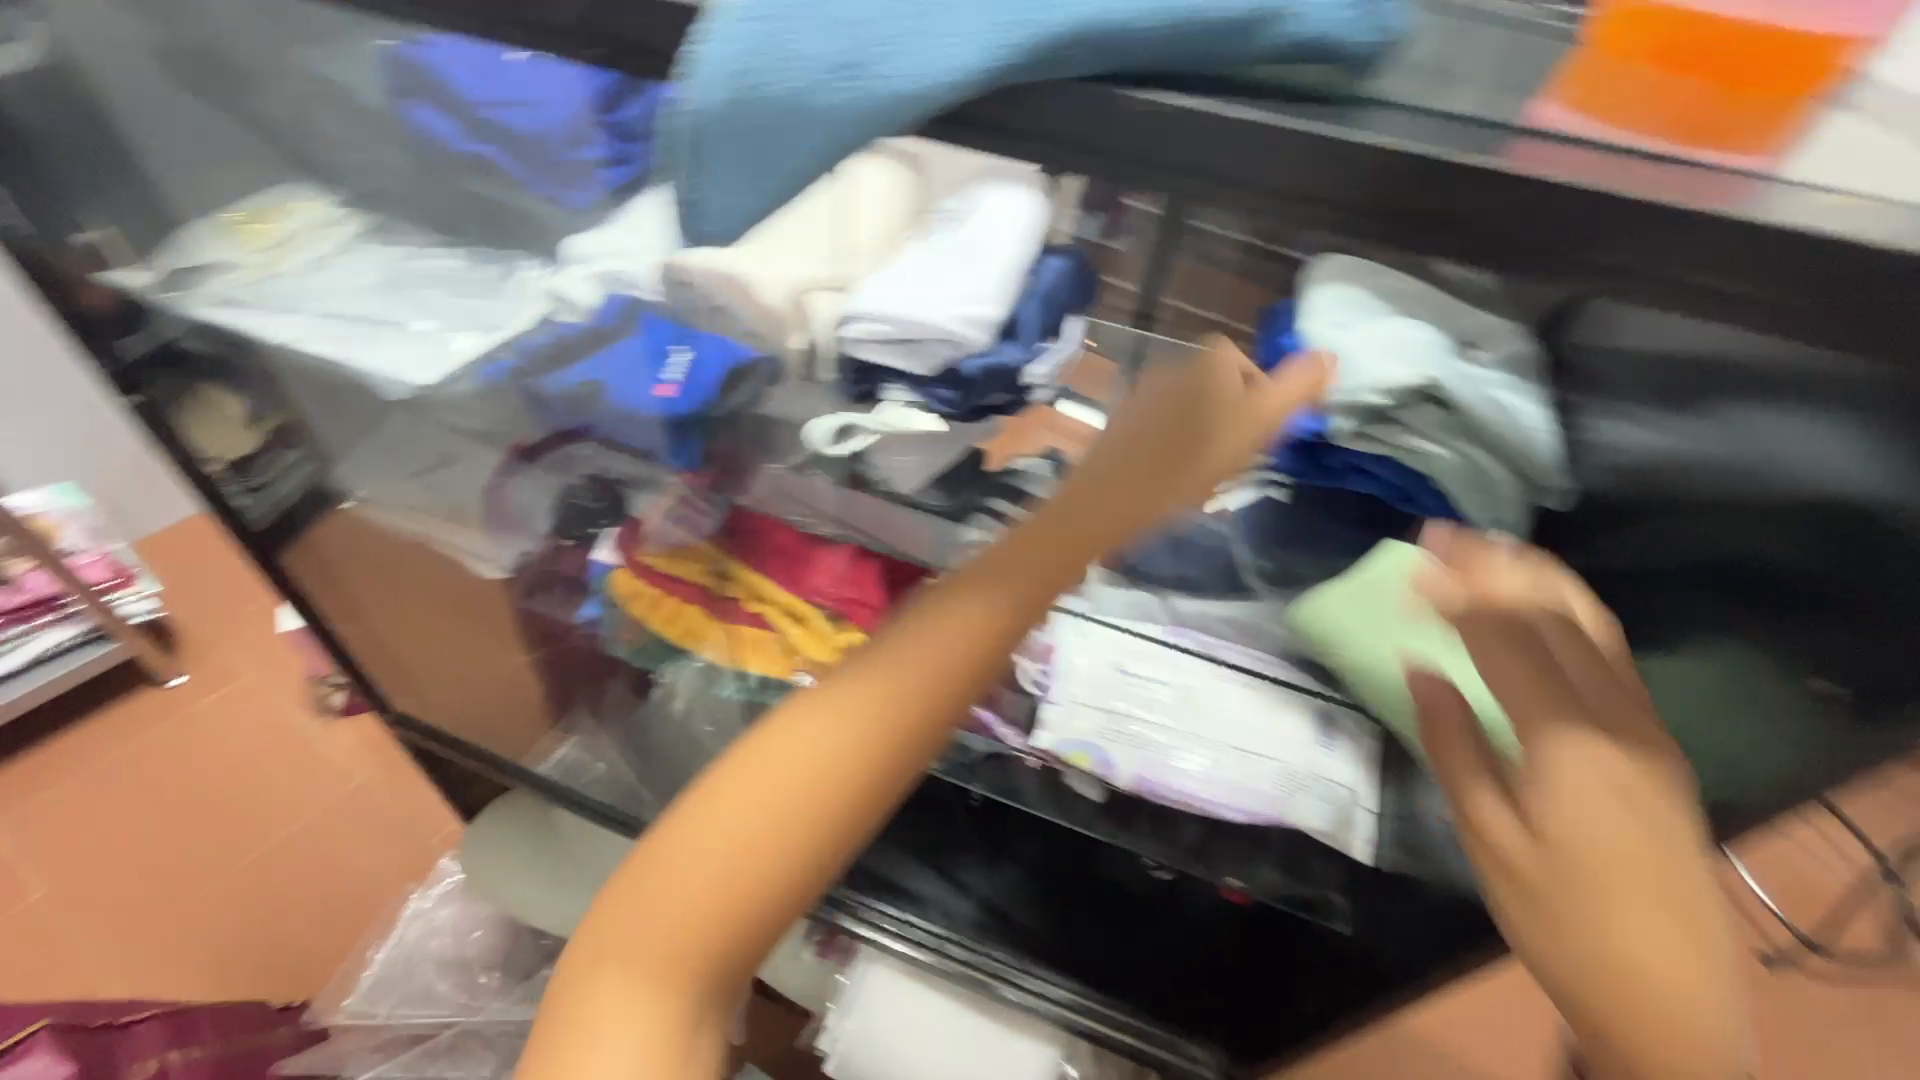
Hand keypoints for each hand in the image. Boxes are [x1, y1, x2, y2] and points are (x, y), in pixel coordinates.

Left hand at [1047, 336, 1329, 555]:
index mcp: (1212, 357)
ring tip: (1205, 474)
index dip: (1264, 408)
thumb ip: (1295, 389)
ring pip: (1195, 410)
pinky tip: (1173, 478)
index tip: (1261, 442)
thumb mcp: (1256, 426)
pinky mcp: (1124, 419)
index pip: (1255, 372)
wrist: (1111, 498)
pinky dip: (1175, 447)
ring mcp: (1146, 390)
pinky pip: (1165, 429)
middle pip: (1224, 391)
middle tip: (1236, 462)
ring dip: (1206, 437)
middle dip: (1236, 422)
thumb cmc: (1190, 463)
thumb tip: (1330, 356)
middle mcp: (1177, 362)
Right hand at [1407, 525, 1750, 1079]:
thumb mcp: (1484, 835)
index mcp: (1567, 738)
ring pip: (1593, 626)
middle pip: (1554, 615)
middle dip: (1495, 566)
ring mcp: (1646, 727)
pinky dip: (1569, 613)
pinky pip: (1611, 655)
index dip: (1455, 594)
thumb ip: (1453, 743)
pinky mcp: (1656, 742)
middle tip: (1442, 534)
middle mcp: (1617, 716)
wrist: (1665, 992)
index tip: (1410, 563)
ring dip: (1538, 579)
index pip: (1503, 638)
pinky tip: (1540, 607)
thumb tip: (1421, 668)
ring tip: (1489, 549)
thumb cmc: (1554, 915)